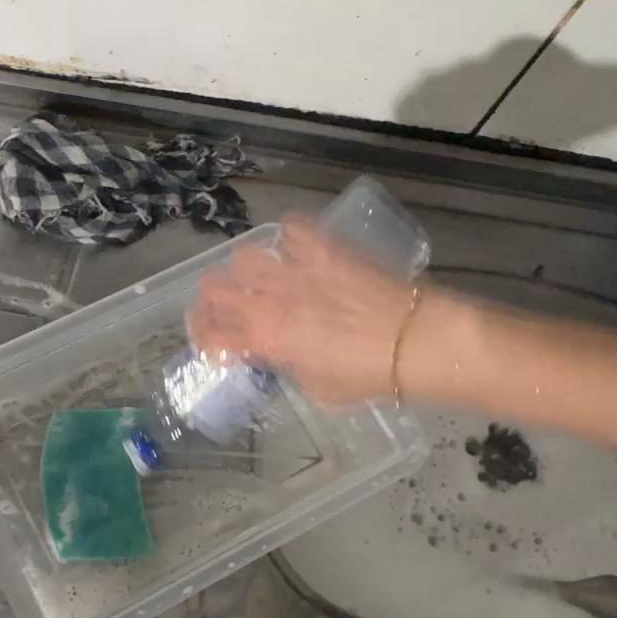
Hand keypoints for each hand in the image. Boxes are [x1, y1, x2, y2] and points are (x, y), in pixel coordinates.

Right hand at [188, 215, 420, 404]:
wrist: (413, 341)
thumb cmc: (368, 376)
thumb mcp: (317, 389)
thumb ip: (289, 368)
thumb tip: (284, 355)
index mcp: (264, 341)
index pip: (210, 335)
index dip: (203, 338)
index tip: (211, 341)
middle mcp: (269, 302)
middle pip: (213, 288)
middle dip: (213, 300)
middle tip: (228, 307)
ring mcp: (294, 270)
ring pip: (244, 257)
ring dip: (247, 270)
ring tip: (263, 278)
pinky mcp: (323, 248)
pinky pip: (291, 228)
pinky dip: (288, 237)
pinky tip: (297, 249)